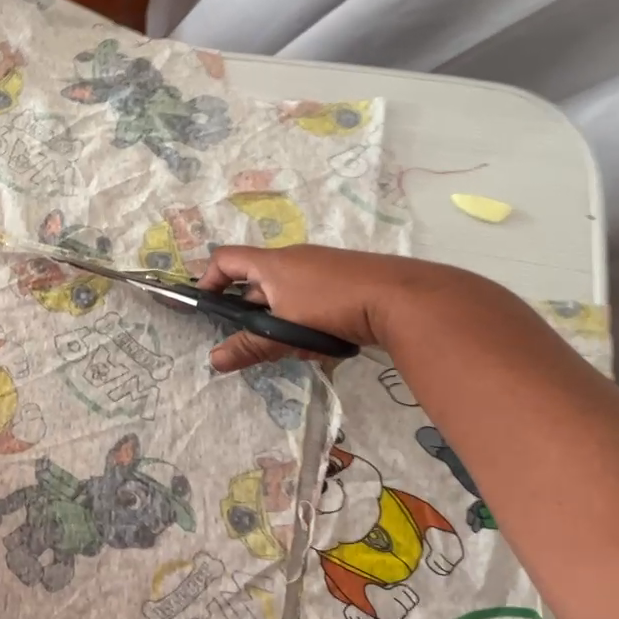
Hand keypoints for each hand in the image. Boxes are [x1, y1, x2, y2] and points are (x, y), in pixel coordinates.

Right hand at [196, 244, 480, 371]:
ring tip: (298, 345)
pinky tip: (328, 341)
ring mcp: (327, 266)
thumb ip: (250, 345)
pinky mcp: (353, 278)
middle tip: (257, 336)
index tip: (208, 304)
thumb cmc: (332, 305)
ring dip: (285, 318)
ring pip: (290, 292)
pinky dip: (312, 317)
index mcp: (271, 262)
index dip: (209, 278)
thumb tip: (214, 361)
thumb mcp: (285, 328)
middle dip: (254, 310)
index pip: (225, 259)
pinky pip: (317, 295)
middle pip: (258, 280)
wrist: (410, 298)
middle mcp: (296, 258)